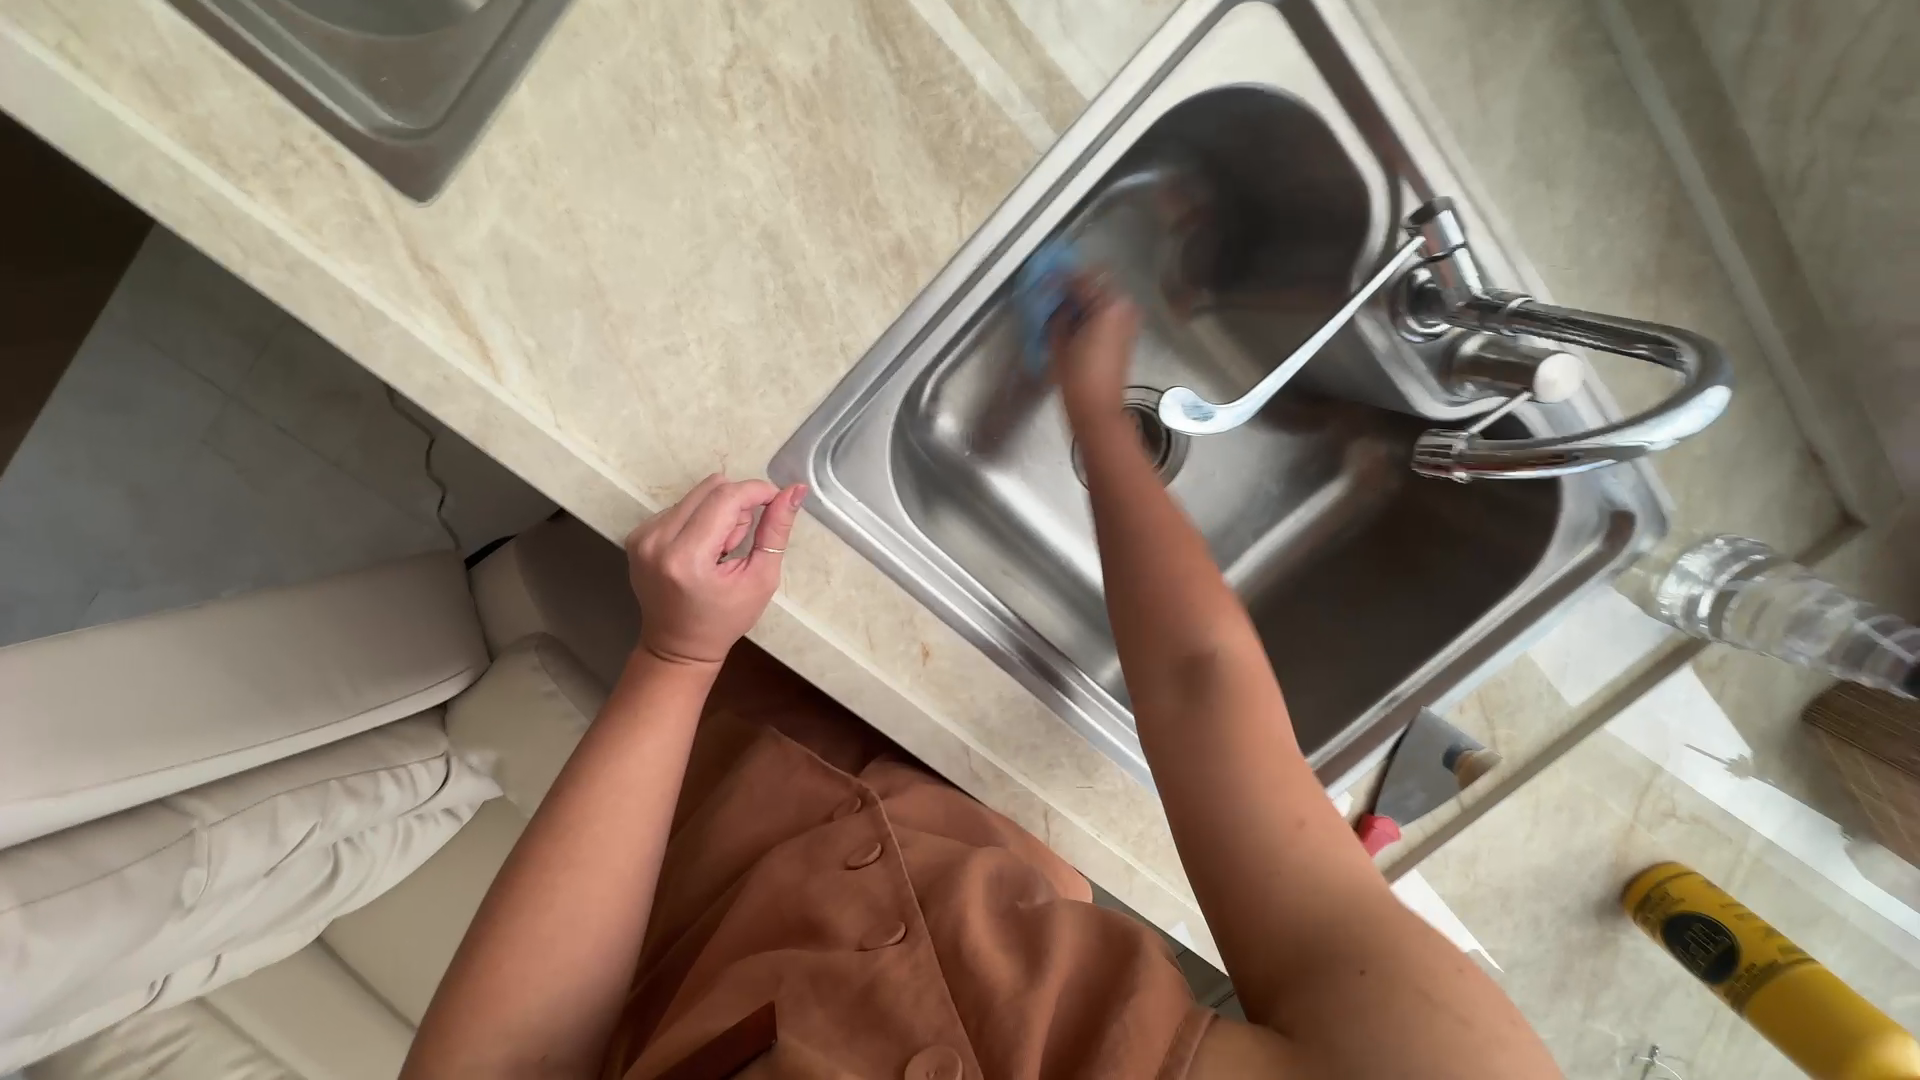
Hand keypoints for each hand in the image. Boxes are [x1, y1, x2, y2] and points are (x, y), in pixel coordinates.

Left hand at [623, 474, 806, 665]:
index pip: (726, 498)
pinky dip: (700, 520)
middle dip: (738, 505)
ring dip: (718, 513)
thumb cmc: (725, 619)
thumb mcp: (761, 579)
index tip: (776, 501)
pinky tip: (702, 551)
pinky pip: (680, 507)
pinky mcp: (638, 534)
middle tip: (741, 541)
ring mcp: (643, 535)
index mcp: (687, 557)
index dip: (757, 491)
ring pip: (696, 495)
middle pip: (710, 488)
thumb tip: (795, 491)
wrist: (677, 646)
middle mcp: (657, 540)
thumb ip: (776, 531)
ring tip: (720, 551)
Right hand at [1049, 274, 1139, 430]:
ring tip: (1062, 311)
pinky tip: (1075, 324)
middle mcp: (1122, 307)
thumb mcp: (1059, 342)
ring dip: (1084, 299)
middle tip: (1053, 296)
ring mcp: (1128, 320)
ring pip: (1103, 296)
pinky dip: (1093, 312)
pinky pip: (1109, 312)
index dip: (1058, 278)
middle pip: (1096, 282)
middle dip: (1074, 286)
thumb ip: (1059, 314)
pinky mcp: (1127, 333)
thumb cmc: (1077, 378)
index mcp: (1106, 305)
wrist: (1098, 409)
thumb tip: (1058, 303)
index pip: (1078, 279)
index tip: (1043, 280)